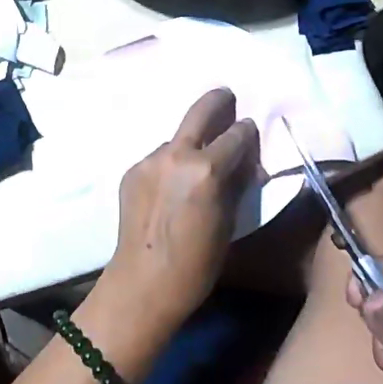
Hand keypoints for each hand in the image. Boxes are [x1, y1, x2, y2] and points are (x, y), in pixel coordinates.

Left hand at [105, 88, 260, 329]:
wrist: (142, 286)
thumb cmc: (197, 263)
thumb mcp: (230, 222)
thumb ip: (238, 183)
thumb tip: (249, 164)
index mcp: (207, 169)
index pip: (237, 134)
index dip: (248, 133)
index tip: (250, 134)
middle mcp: (177, 155)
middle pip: (202, 111)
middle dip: (219, 101)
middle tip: (227, 97)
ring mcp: (149, 161)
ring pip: (178, 138)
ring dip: (192, 142)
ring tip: (197, 161)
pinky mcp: (132, 171)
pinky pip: (160, 157)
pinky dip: (172, 163)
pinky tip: (173, 184)